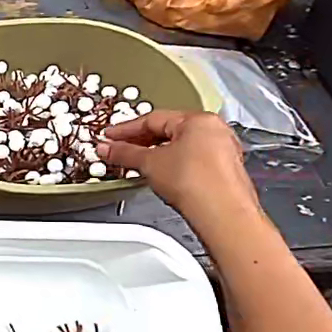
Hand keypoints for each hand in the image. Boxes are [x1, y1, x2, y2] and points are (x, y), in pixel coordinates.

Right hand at [96, 110, 260, 227]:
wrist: (221, 212)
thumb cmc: (197, 182)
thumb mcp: (149, 163)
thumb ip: (124, 153)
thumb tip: (108, 148)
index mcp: (199, 120)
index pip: (153, 119)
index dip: (126, 129)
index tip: (110, 137)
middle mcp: (215, 131)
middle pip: (167, 131)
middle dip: (139, 142)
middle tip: (118, 150)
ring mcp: (222, 151)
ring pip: (180, 147)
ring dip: (155, 154)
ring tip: (136, 165)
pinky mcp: (223, 171)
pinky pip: (190, 160)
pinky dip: (171, 165)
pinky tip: (160, 175)